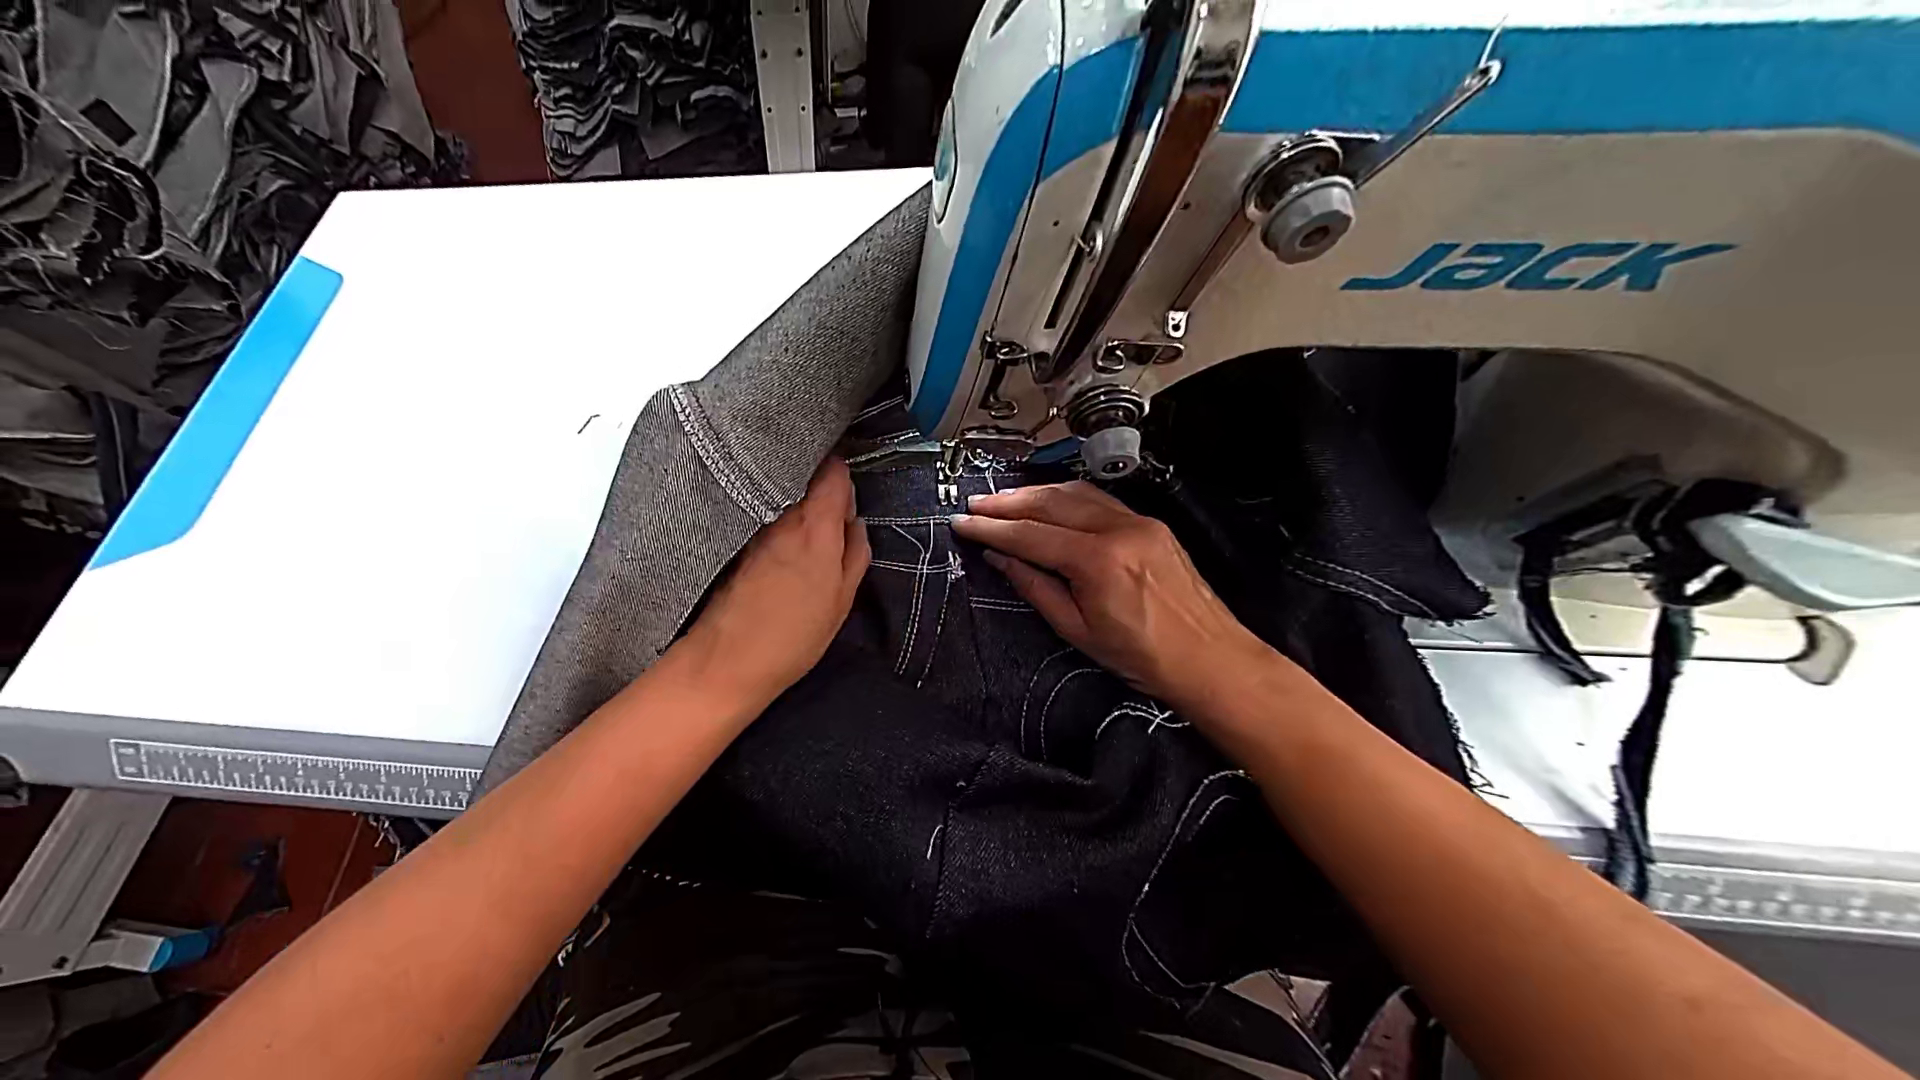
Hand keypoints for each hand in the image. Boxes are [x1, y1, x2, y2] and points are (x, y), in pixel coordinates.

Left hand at [673, 457, 869, 707]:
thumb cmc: (792, 636)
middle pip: (807, 483)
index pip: (833, 472)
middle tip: (835, 529)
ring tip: (808, 550)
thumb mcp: (842, 599)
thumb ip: (856, 552)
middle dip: (823, 497)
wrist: (726, 661)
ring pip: (785, 503)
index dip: (845, 477)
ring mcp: (755, 530)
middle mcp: (781, 518)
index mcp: (814, 526)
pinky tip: (784, 562)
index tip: (850, 498)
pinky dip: (780, 531)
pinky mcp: (738, 545)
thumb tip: (856, 525)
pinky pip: (767, 523)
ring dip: (799, 515)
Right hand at [950, 482, 1284, 711]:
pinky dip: (1067, 498)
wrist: (1210, 658)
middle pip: (1050, 503)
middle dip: (1007, 502)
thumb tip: (1001, 557)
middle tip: (977, 505)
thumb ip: (1035, 586)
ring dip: (1035, 493)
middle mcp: (1120, 530)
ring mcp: (1140, 522)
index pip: (1030, 535)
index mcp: (1098, 561)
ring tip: (1004, 500)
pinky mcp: (1152, 524)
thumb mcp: (1077, 630)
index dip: (991, 528)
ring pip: (1075, 494)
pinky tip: (1049, 502)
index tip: (964, 523)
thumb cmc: (1145, 656)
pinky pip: (1100, 500)